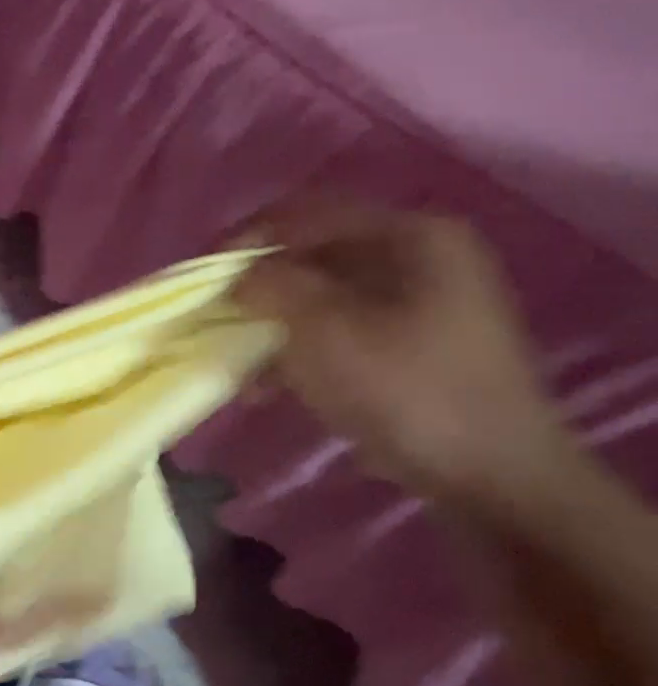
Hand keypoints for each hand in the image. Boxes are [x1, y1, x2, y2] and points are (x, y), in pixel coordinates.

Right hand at [233, 201, 568, 499]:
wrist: (488, 472)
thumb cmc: (402, 388)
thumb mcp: (322, 329)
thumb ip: (269, 286)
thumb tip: (235, 278)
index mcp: (411, 236)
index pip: (305, 213)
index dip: (244, 239)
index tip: (197, 278)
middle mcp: (421, 255)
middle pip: (312, 253)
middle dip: (255, 286)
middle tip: (211, 317)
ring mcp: (421, 302)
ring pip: (319, 295)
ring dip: (269, 325)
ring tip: (235, 363)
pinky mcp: (412, 344)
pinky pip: (337, 329)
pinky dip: (296, 351)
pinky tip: (266, 389)